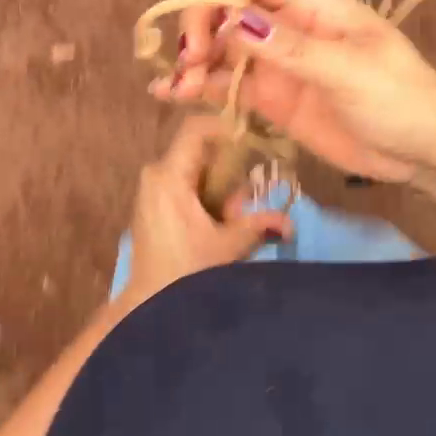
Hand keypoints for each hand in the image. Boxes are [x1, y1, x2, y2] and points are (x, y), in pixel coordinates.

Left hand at [121, 117, 291, 302]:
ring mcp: (151, 188)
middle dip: (229, 174)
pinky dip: (206, 197)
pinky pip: (185, 184)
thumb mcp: (226, 248)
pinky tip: (216, 225)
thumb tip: (289, 221)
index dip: (226, 127)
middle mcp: (155, 174)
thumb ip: (257, 226)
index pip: (196, 129)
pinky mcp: (153, 203)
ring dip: (220, 190)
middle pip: (200, 152)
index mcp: (168, 175)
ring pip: (196, 170)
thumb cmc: (184, 274)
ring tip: (230, 222)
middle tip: (243, 205)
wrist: (146, 308)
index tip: (254, 137)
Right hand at [152, 0, 435, 181]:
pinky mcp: (272, 98)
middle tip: (189, 57)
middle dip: (203, 22)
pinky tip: (172, 94)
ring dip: (194, 59)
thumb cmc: (403, 101)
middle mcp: (290, 26)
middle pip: (232, 3)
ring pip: (223, 45)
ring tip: (175, 86)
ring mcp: (278, 63)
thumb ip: (294, 50)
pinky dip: (199, 86)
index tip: (216, 25)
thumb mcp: (353, 73)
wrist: (426, 155)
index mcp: (316, 4)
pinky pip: (228, 84)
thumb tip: (236, 22)